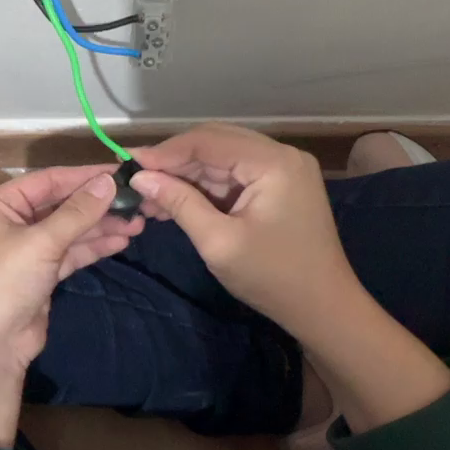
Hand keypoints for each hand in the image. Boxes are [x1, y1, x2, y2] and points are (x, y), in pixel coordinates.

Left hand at [0, 165, 144, 446]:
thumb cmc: (6, 282)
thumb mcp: (42, 242)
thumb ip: (77, 212)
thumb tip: (109, 181)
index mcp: (0, 203)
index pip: (48, 180)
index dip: (85, 176)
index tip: (123, 173)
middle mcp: (11, 220)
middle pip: (61, 204)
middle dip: (97, 204)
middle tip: (138, 202)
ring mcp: (26, 247)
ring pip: (69, 228)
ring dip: (101, 225)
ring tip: (140, 223)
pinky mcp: (41, 272)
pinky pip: (71, 251)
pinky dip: (93, 246)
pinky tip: (122, 240)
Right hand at [128, 123, 358, 336]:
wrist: (323, 307)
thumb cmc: (272, 276)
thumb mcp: (217, 241)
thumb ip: (179, 203)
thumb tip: (139, 176)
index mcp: (273, 163)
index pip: (208, 141)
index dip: (164, 151)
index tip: (127, 164)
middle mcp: (280, 156)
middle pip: (213, 141)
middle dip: (172, 159)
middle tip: (134, 177)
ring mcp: (281, 169)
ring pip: (218, 157)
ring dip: (183, 173)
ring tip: (148, 193)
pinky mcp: (276, 185)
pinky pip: (230, 173)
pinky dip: (200, 185)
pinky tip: (173, 200)